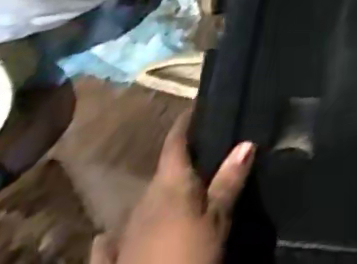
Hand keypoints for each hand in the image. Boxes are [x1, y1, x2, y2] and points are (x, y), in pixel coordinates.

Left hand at [92, 110, 253, 263]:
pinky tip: (110, 235)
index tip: (199, 108)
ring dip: (163, 196)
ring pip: (146, 203)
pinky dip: (118, 234)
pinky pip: (113, 241)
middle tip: (208, 158)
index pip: (175, 140)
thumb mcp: (217, 222)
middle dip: (182, 164)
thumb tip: (246, 141)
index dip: (187, 122)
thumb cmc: (189, 259)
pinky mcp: (111, 261)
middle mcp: (143, 198)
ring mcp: (123, 232)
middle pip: (164, 173)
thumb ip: (228, 182)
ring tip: (186, 195)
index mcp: (169, 182)